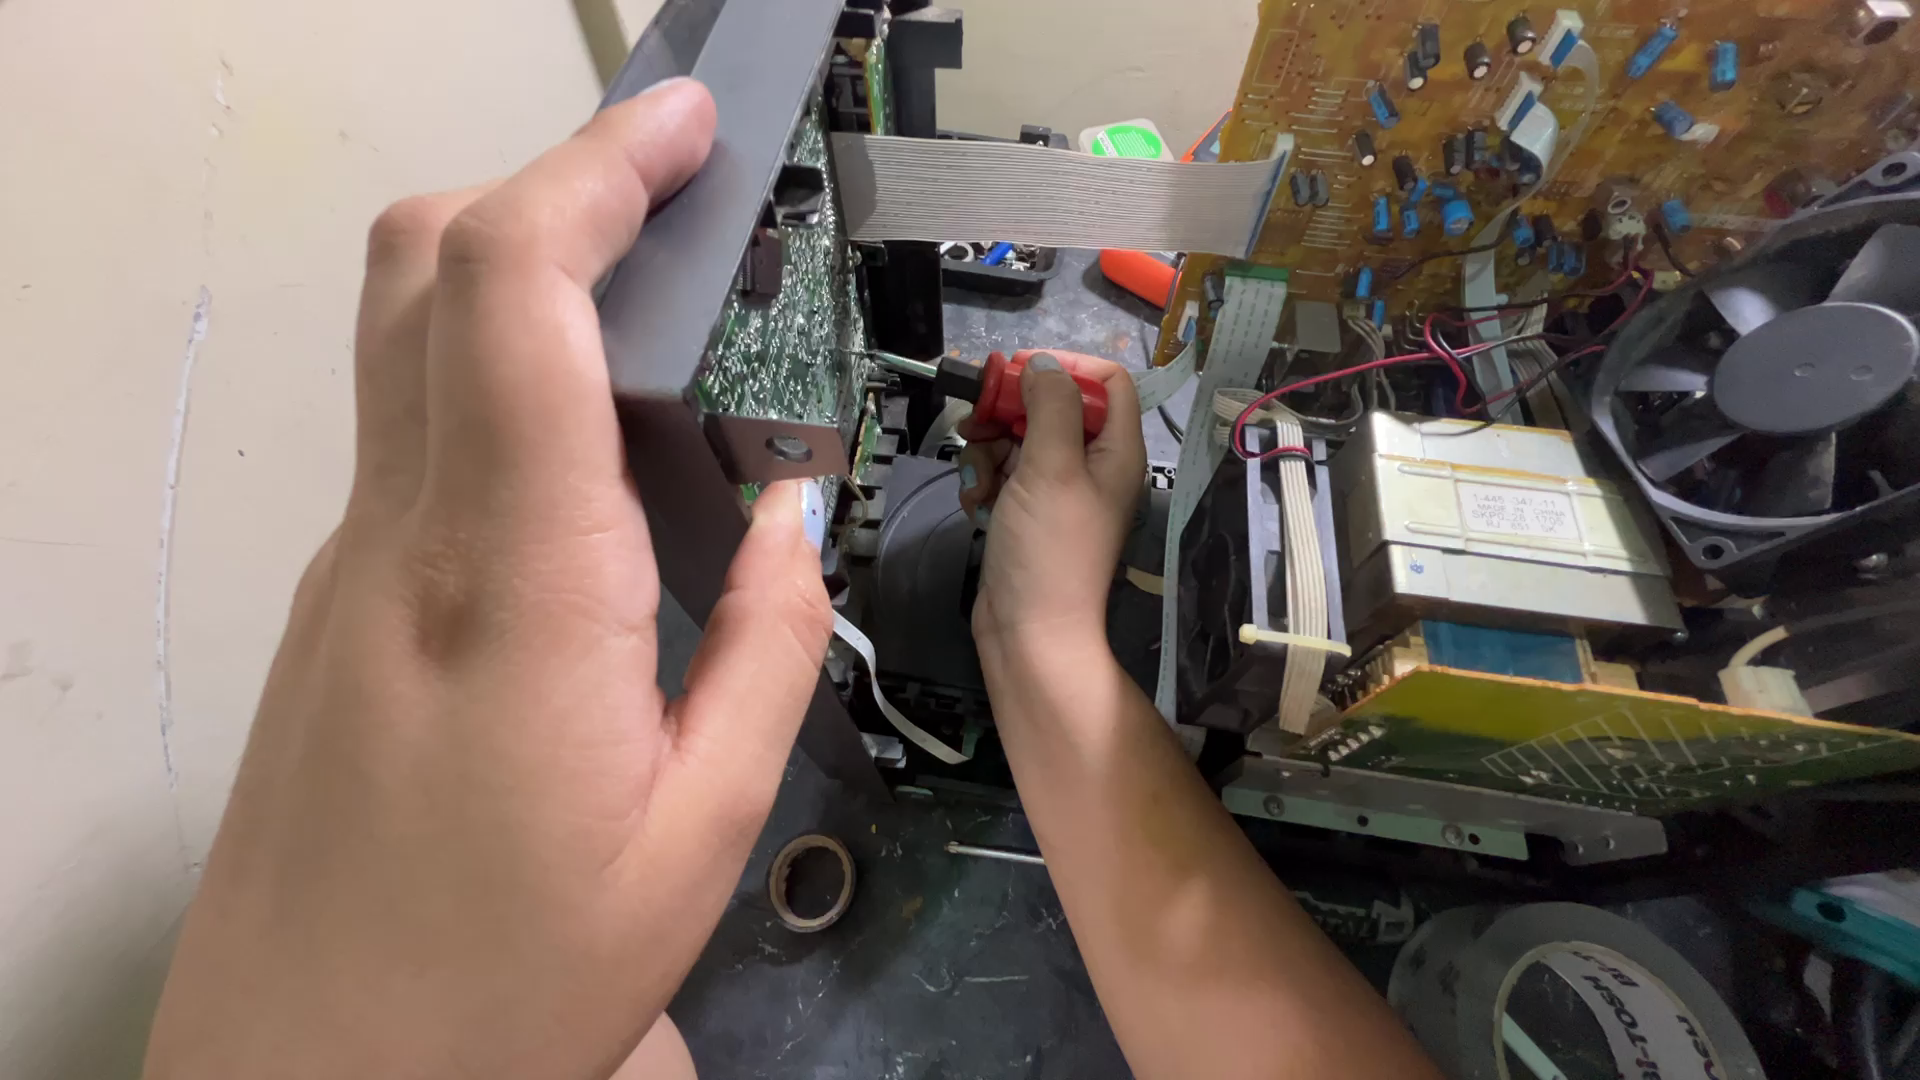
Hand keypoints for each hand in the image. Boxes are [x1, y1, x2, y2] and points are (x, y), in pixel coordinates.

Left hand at [144, 79, 834, 1079]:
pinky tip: (600, 422)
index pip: (520, 305)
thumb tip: (793, 517)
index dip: (596, 176)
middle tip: (677, 176)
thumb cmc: (535, 967)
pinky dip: (507, 360)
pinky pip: (423, 424)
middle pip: (431, 275)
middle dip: (553, 180)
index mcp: (521, 587)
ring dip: (528, 260)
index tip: (684, 125)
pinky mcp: (349, 600)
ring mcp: (359, 564)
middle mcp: (411, 539)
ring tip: (659, 278)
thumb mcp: (709, 819)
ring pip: (414, 337)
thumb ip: (769, 645)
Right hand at [957, 352, 1145, 649]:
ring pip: (1018, 440)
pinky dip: (985, 482)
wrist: (1028, 630)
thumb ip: (1051, 406)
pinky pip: (1004, 474)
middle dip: (1008, 413)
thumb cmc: (1048, 548)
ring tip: (977, 482)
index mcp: (1116, 450)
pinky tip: (975, 504)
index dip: (1064, 368)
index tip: (1016, 373)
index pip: (1107, 381)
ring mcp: (1057, 490)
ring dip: (988, 452)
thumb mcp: (1052, 467)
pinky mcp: (1027, 512)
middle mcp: (1091, 465)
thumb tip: (1043, 363)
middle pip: (1052, 408)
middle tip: (974, 425)